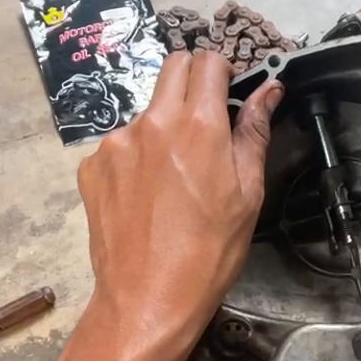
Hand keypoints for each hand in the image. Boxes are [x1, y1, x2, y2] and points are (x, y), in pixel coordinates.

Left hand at [75, 51, 283, 360]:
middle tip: (205, 122)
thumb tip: (269, 90)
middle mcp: (152, 122)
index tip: (229, 93)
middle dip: (193, 82)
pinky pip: (119, 147)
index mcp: (198, 125)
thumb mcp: (248, 196)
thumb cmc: (209, 254)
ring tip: (172, 180)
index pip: (208, 61)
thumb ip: (254, 134)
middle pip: (173, 68)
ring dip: (162, 128)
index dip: (223, 72)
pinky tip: (145, 198)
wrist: (149, 299)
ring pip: (145, 112)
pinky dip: (135, 160)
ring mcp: (115, 143)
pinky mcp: (91, 168)